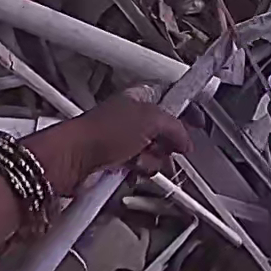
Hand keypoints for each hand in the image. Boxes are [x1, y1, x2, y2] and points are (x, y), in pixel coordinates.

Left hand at [23, 84, 192, 192]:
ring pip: (155, 154)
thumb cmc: (100, 131)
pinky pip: (141, 169)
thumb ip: (175, 128)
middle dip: (167, 143)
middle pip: (166, 132)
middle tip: (161, 146)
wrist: (72, 160)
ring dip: (151, 160)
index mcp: (139, 97)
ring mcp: (124, 141)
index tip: (198, 119)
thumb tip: (187, 140)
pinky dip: (139, 172)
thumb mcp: (149, 120)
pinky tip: (130, 171)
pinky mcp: (117, 163)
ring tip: (138, 160)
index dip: (186, 109)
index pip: (171, 98)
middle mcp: (132, 118)